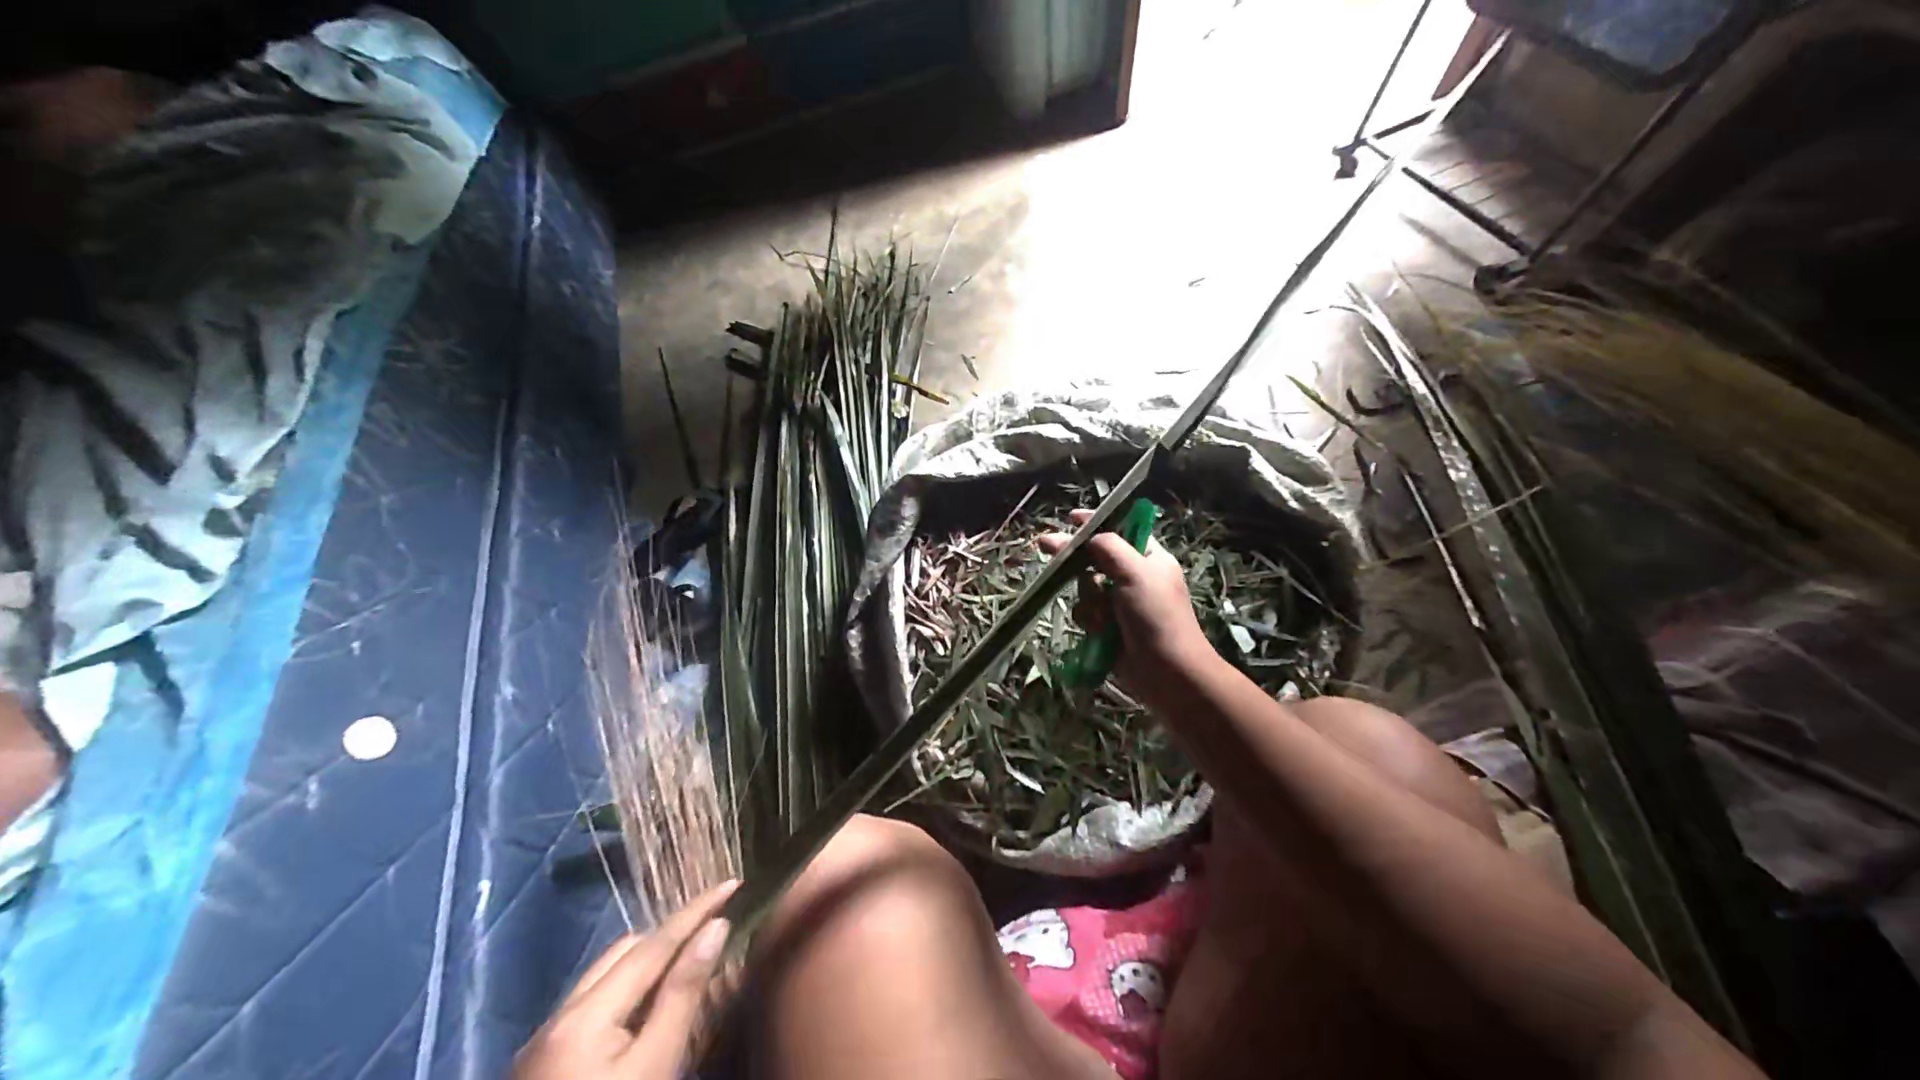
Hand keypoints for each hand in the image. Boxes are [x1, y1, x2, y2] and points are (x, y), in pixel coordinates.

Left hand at [514, 881, 738, 1079]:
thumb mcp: (654, 1067)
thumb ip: (682, 995)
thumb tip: (715, 929)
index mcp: (584, 1014)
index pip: (652, 943)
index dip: (695, 910)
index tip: (732, 882)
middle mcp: (559, 1015)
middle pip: (624, 952)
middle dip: (670, 935)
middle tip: (714, 930)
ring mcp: (545, 1040)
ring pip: (605, 975)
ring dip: (648, 961)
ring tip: (688, 964)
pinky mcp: (544, 1063)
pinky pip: (593, 1002)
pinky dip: (627, 990)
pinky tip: (648, 1008)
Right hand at [1037, 508, 1214, 699]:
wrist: (1167, 672)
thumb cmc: (1156, 616)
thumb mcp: (1136, 572)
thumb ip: (1109, 547)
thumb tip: (1086, 534)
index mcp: (1149, 558)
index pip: (1119, 531)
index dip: (1095, 524)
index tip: (1071, 518)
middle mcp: (1134, 577)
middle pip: (1095, 559)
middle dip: (1080, 563)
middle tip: (1048, 547)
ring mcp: (1120, 604)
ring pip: (1086, 588)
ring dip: (1089, 599)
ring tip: (1102, 616)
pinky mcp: (1108, 627)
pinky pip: (1086, 612)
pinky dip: (1089, 620)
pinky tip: (1099, 631)